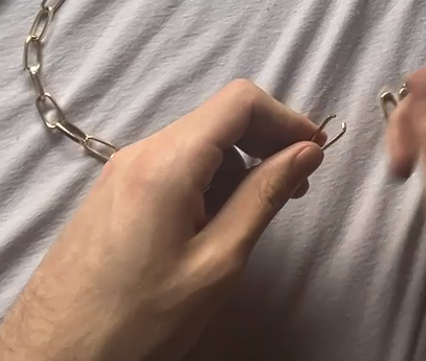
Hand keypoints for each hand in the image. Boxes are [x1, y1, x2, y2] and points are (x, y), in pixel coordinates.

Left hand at [0, 80, 328, 360]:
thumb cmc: (135, 325)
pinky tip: (211, 226)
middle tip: (295, 186)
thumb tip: (307, 150)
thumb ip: (265, 197)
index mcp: (167, 160)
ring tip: (251, 217)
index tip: (315, 151)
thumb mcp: (215, 264)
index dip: (286, 117)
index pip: (241, 101)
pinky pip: (173, 165)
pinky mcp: (110, 195)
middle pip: (220, 117)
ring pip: (198, 142)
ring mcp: (120, 172)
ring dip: (237, 165)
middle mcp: (141, 151)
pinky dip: (207, 180)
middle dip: (265, 142)